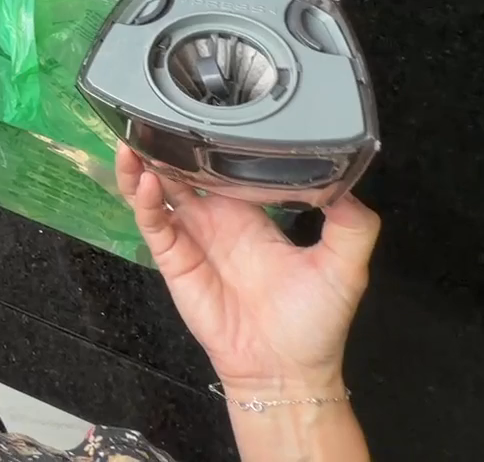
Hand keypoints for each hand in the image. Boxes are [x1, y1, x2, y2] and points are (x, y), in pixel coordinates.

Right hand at [115, 144, 379, 395]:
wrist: (283, 366)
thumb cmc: (312, 321)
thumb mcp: (343, 269)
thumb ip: (352, 227)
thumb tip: (347, 185)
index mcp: (246, 212)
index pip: (218, 167)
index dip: (204, 143)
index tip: (197, 117)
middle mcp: (212, 217)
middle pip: (176, 172)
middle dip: (161, 147)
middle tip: (150, 120)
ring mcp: (188, 234)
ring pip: (152, 190)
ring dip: (139, 166)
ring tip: (132, 143)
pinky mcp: (170, 255)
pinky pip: (151, 220)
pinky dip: (143, 198)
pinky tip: (146, 181)